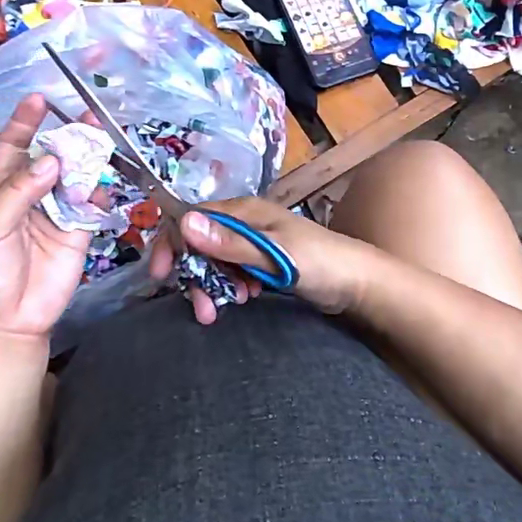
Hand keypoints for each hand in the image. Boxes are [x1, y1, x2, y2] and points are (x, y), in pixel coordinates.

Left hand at [0, 94, 93, 353]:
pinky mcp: (77, 236)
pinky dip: (98, 196)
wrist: (2, 328)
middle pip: (49, 161)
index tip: (39, 99)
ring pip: (74, 181)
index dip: (22, 125)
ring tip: (101, 144)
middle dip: (66, 138)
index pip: (9, 151)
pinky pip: (90, 209)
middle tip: (88, 117)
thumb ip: (18, 194)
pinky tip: (99, 190)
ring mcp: (54, 218)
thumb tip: (52, 160)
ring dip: (87, 163)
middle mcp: (26, 201)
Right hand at [147, 196, 378, 323]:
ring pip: (215, 261)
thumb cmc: (321, 263)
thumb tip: (183, 223)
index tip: (162, 276)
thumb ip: (230, 243)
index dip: (172, 243)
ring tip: (229, 306)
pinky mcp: (264, 263)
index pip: (192, 217)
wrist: (359, 284)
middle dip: (195, 274)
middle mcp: (247, 223)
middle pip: (200, 243)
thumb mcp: (274, 255)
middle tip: (204, 309)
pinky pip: (233, 272)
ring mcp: (256, 243)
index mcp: (246, 212)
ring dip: (213, 285)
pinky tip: (245, 299)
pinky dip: (231, 287)